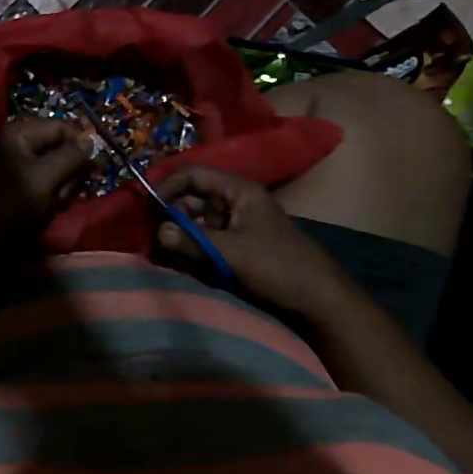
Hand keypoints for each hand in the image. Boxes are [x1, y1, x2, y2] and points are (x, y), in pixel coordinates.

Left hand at [0, 119, 93, 233]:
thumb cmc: (9, 207)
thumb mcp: (43, 179)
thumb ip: (69, 157)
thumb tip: (89, 140)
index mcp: (18, 133)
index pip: (61, 127)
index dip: (80, 146)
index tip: (93, 170)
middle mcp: (16, 142)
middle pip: (59, 148)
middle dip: (69, 172)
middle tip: (64, 194)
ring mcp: (16, 162)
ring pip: (55, 168)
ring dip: (61, 188)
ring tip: (52, 205)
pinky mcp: (18, 183)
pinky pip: (44, 183)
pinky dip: (50, 196)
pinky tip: (45, 210)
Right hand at [155, 166, 358, 317]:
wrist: (322, 300)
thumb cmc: (278, 266)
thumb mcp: (232, 253)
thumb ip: (193, 241)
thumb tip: (158, 231)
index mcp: (238, 189)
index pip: (193, 173)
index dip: (169, 184)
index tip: (150, 204)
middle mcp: (237, 199)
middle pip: (194, 194)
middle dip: (174, 210)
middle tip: (156, 230)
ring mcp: (240, 221)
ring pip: (200, 216)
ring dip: (183, 230)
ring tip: (168, 247)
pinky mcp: (241, 242)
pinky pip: (210, 234)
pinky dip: (196, 243)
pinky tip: (186, 257)